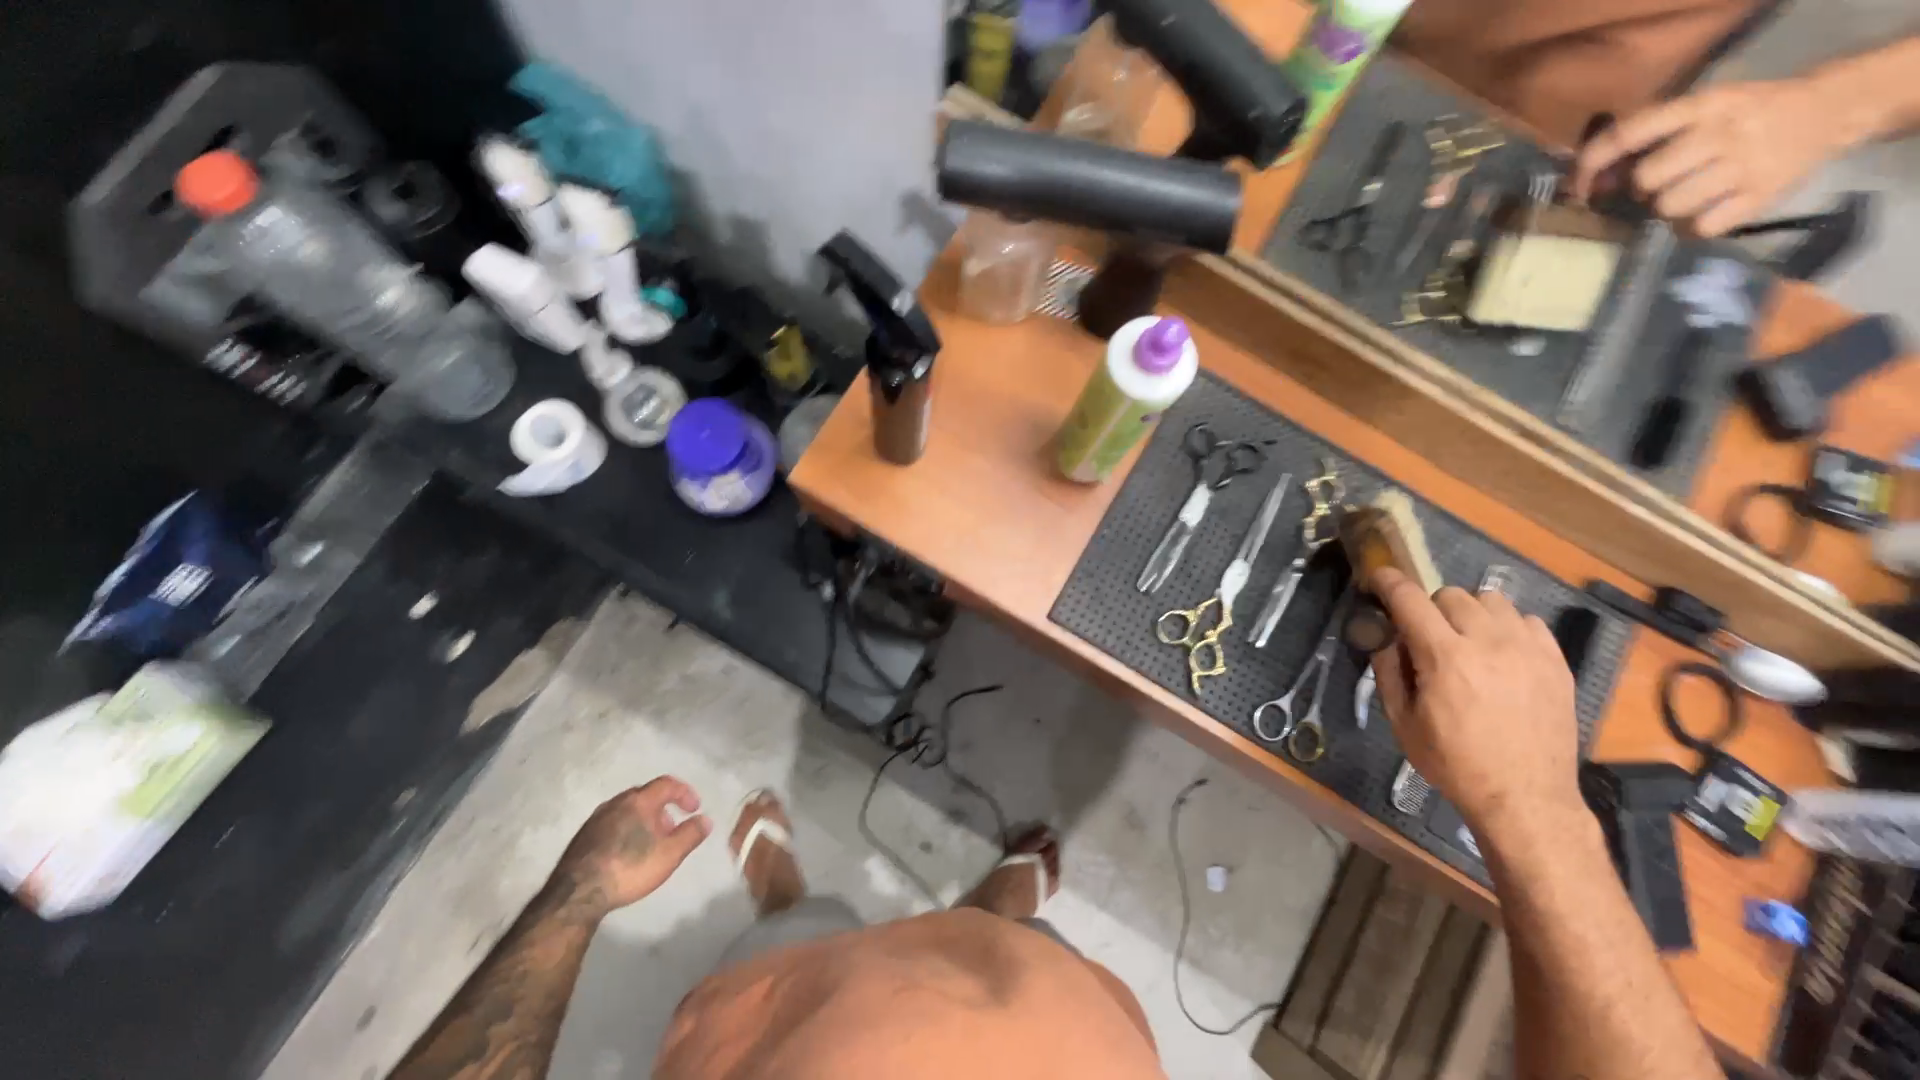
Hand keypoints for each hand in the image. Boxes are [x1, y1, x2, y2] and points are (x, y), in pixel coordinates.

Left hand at [551, 778, 710, 915]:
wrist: (577, 893)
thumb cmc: (630, 868)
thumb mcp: (670, 854)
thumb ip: (691, 834)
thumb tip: (705, 819)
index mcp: (638, 802)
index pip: (666, 784)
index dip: (684, 792)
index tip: (694, 808)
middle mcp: (616, 803)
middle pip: (645, 795)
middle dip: (663, 808)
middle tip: (672, 828)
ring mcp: (596, 819)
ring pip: (626, 809)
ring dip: (644, 819)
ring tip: (650, 842)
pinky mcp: (583, 836)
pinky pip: (612, 822)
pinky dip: (626, 828)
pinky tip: (627, 852)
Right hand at [1366, 569, 1582, 840]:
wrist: (1524, 796)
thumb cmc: (1454, 762)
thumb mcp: (1402, 723)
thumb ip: (1389, 672)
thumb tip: (1388, 639)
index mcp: (1444, 657)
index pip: (1410, 599)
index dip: (1389, 582)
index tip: (1378, 577)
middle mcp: (1488, 642)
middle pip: (1451, 595)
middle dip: (1430, 608)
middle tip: (1427, 637)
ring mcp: (1527, 649)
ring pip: (1491, 600)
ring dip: (1470, 613)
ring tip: (1468, 641)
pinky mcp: (1555, 661)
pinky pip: (1528, 620)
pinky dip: (1507, 627)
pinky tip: (1501, 654)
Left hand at [1572, 76, 1849, 235]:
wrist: (1830, 110)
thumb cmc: (1743, 116)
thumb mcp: (1699, 112)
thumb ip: (1645, 141)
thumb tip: (1590, 184)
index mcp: (1701, 105)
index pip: (1628, 133)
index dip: (1591, 164)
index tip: (1577, 188)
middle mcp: (1722, 131)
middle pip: (1646, 178)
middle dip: (1643, 188)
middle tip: (1662, 184)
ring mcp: (1745, 164)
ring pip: (1669, 206)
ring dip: (1667, 208)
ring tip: (1690, 195)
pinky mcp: (1763, 194)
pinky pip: (1702, 227)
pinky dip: (1695, 226)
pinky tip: (1709, 211)